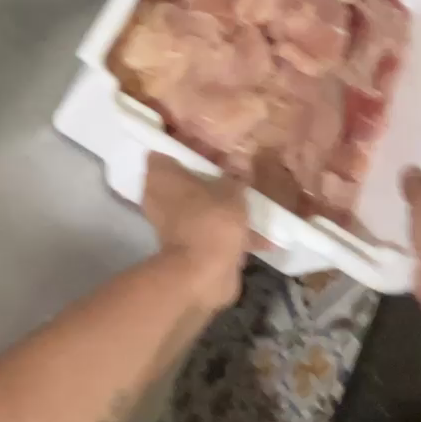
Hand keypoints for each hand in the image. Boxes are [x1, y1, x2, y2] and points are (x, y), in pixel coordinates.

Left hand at [142, 153, 251, 303]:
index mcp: (160, 174)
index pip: (164, 150)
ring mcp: (169, 221)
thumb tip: (239, 159)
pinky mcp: (183, 244)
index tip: (210, 147)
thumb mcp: (231, 192)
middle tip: (235, 171)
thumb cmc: (211, 221)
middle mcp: (158, 195)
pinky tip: (262, 237)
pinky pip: (207, 229)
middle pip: (183, 178)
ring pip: (198, 205)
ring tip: (251, 201)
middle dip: (208, 177)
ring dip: (221, 205)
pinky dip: (228, 232)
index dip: (185, 147)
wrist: (202, 274)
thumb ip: (235, 175)